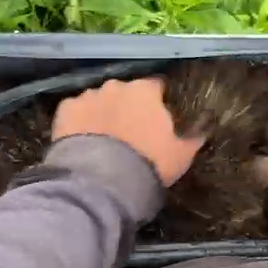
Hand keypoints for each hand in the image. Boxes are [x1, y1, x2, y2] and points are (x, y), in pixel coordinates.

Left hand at [52, 77, 206, 186]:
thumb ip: (193, 138)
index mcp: (146, 90)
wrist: (102, 181)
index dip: (157, 104)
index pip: (157, 87)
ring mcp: (88, 96)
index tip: (158, 121)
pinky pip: (75, 113)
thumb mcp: (181, 155)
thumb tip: (202, 129)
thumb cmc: (149, 164)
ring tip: (103, 143)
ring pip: (98, 101)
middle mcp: (116, 86)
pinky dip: (79, 124)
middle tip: (129, 135)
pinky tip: (82, 143)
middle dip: (127, 108)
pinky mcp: (65, 111)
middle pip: (125, 93)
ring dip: (102, 115)